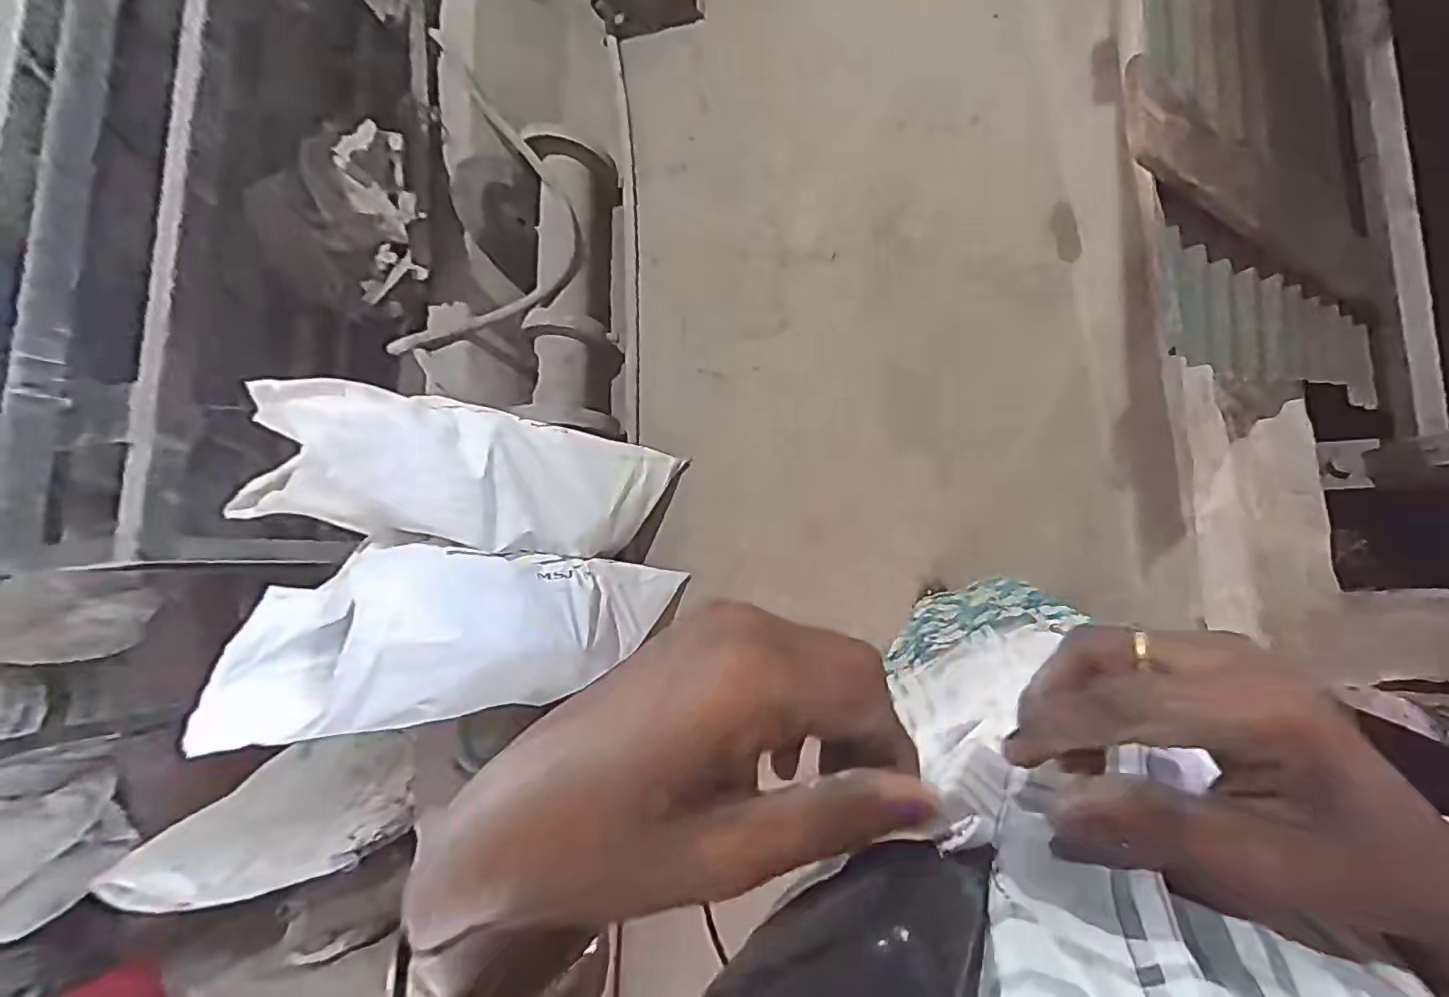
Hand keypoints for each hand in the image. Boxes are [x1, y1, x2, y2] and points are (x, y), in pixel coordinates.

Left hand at [404, 601, 939, 953]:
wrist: (499, 824)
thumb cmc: (607, 850)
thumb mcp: (727, 853)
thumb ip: (836, 815)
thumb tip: (926, 801)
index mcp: (750, 672)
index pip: (865, 693)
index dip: (895, 750)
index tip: (901, 810)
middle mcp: (746, 624)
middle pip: (850, 665)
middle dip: (868, 732)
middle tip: (857, 802)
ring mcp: (722, 618)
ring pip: (822, 657)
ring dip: (836, 715)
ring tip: (812, 782)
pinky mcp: (706, 629)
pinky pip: (786, 653)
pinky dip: (801, 697)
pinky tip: (771, 752)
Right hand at [1004, 626, 1448, 996]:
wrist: (1419, 857)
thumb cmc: (1342, 869)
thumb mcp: (1251, 868)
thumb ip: (1151, 828)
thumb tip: (1055, 806)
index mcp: (1253, 705)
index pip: (1127, 697)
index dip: (1058, 722)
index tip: (1013, 757)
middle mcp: (1238, 655)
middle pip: (1114, 644)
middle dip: (1056, 689)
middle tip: (1031, 746)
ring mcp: (1234, 647)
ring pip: (1123, 639)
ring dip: (1077, 684)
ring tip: (1065, 745)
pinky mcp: (1230, 656)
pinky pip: (1144, 651)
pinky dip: (1106, 682)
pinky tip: (1106, 728)